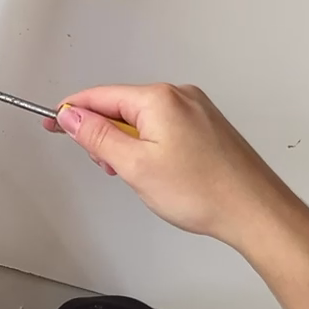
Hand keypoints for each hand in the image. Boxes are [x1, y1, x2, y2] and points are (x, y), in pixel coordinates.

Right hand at [46, 84, 304, 250]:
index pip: (100, 96)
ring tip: (141, 177)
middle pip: (120, 106)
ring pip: (141, 119)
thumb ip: (96, 136)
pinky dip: (148, 146)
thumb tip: (71, 115)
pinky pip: (162, 127)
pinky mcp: (206, 127)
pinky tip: (158, 173)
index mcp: (159, 98)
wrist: (256, 212)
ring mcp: (196, 110)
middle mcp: (179, 96)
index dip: (71, 111)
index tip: (51, 123)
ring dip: (127, 144)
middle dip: (104, 135)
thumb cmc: (203, 192)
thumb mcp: (133, 166)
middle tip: (110, 167)